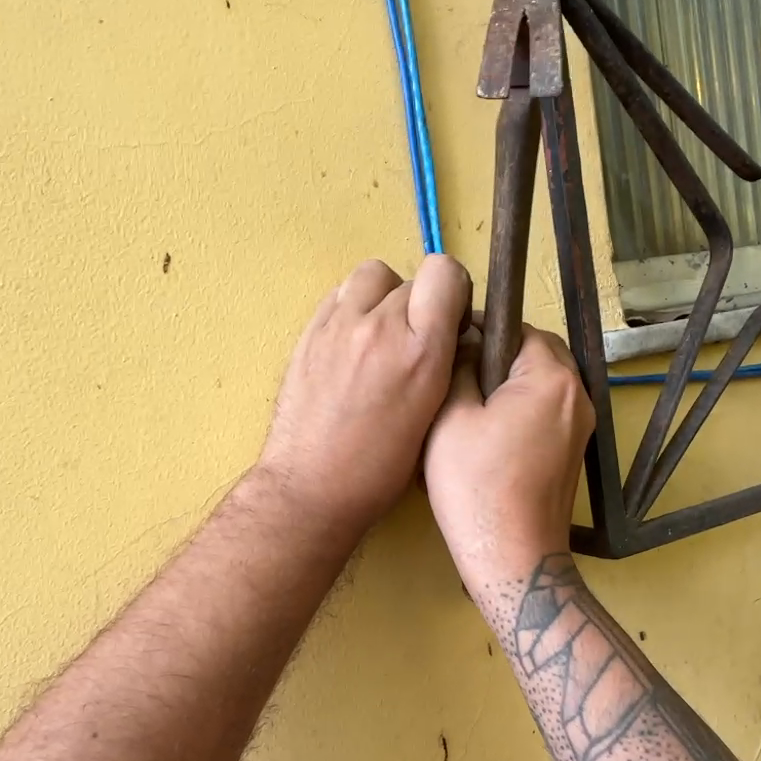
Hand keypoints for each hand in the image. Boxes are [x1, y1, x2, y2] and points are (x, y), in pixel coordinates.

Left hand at [257, 256, 471, 535]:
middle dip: (420, 304)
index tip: (449, 321)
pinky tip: (352, 344)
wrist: (310, 488)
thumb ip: (445, 363)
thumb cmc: (379, 469)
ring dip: (383, 296)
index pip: (445, 272)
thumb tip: (449, 334)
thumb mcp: (433, 416)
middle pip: (411, 277)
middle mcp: (379, 327)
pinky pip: (340, 295)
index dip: (452, 292)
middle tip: (412, 343)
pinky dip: (353, 309)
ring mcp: (337, 326)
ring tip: (380, 335)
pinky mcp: (308, 333)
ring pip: (372, 275)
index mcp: (420, 351)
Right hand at [424, 324, 594, 587]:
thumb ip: (459, 368)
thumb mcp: (450, 417)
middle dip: (498, 355)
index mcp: (552, 378)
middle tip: (456, 375)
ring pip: (544, 384)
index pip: (518, 328)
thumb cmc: (476, 486)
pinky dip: (522, 409)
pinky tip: (488, 432)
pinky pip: (548, 412)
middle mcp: (578, 396)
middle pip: (539, 353)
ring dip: (511, 383)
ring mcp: (581, 428)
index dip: (481, 330)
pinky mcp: (574, 454)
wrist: (512, 557)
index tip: (448, 346)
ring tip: (468, 404)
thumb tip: (465, 345)